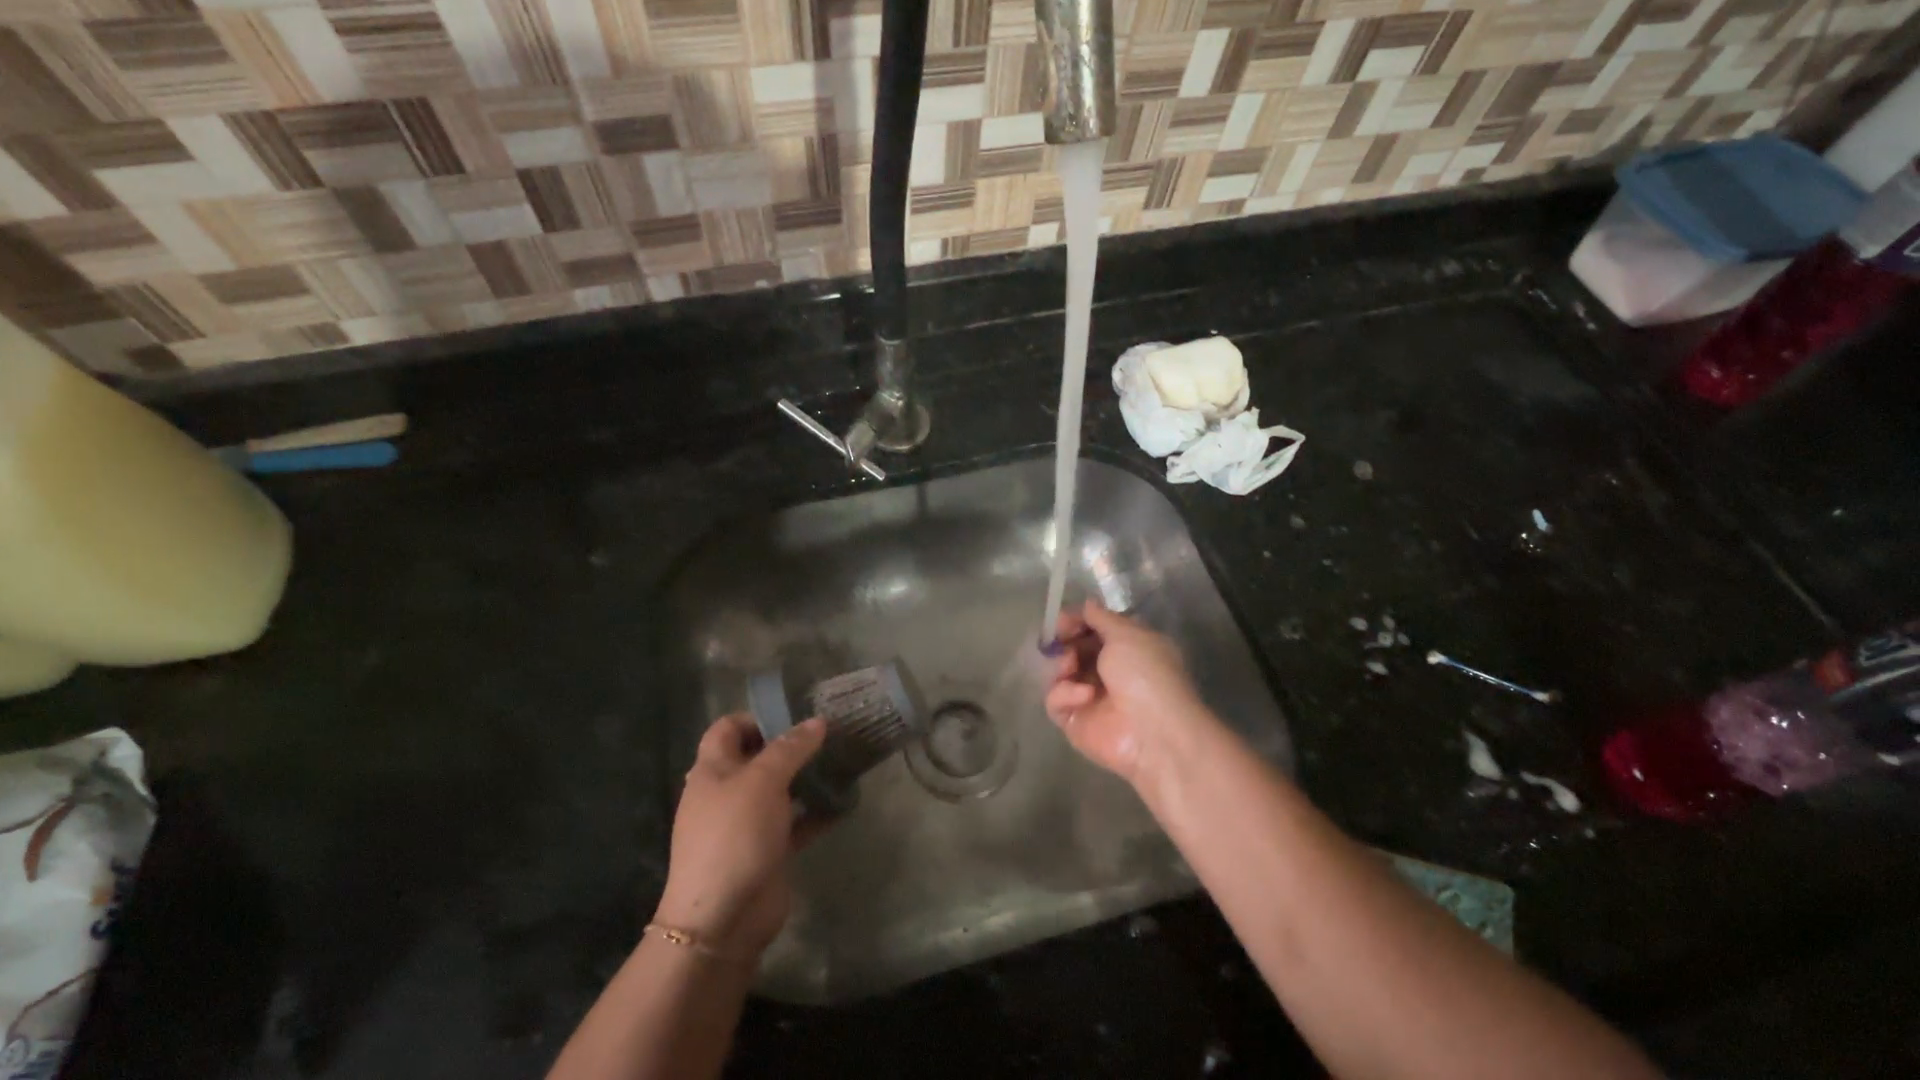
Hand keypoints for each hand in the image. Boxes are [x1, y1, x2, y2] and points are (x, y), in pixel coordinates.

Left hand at [654, 714, 828, 959]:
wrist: (723, 917)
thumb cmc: (734, 836)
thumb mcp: (762, 782)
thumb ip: (790, 749)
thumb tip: (816, 721)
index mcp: (712, 770)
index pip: (728, 729)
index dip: (757, 717)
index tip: (796, 713)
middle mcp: (727, 793)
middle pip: (757, 758)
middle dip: (791, 746)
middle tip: (830, 734)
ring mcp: (748, 824)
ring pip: (780, 791)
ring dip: (807, 778)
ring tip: (843, 762)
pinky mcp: (768, 850)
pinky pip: (796, 823)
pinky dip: (817, 812)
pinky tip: (846, 802)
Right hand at [1045, 600, 1214, 789]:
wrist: (1154, 733)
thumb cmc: (1147, 675)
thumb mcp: (1128, 635)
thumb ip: (1101, 618)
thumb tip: (1087, 604)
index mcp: (1127, 648)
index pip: (1093, 629)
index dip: (1076, 621)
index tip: (1062, 620)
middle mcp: (1107, 671)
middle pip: (1072, 649)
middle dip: (1064, 642)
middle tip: (1060, 642)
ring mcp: (1089, 697)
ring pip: (1058, 673)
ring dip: (1060, 665)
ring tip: (1070, 668)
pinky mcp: (1074, 721)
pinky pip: (1055, 701)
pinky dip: (1065, 694)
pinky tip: (1084, 697)